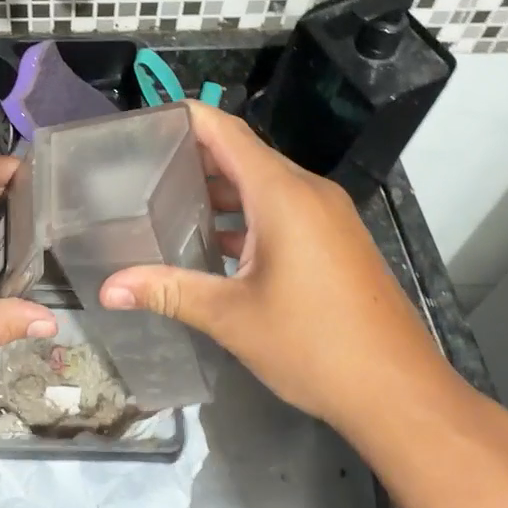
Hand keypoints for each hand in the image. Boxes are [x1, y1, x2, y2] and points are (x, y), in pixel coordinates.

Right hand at [98, 102, 457, 430]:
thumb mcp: (232, 317)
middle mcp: (309, 193)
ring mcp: (328, 217)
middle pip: (245, 155)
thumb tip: (109, 289)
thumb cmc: (314, 345)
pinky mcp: (336, 241)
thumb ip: (170, 291)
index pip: (227, 133)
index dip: (188, 116)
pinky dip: (248, 216)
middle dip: (196, 156)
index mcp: (283, 195)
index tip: (148, 117)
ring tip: (169, 202)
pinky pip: (285, 210)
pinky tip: (217, 243)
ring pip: (266, 186)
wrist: (398, 391)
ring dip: (222, 190)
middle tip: (143, 167)